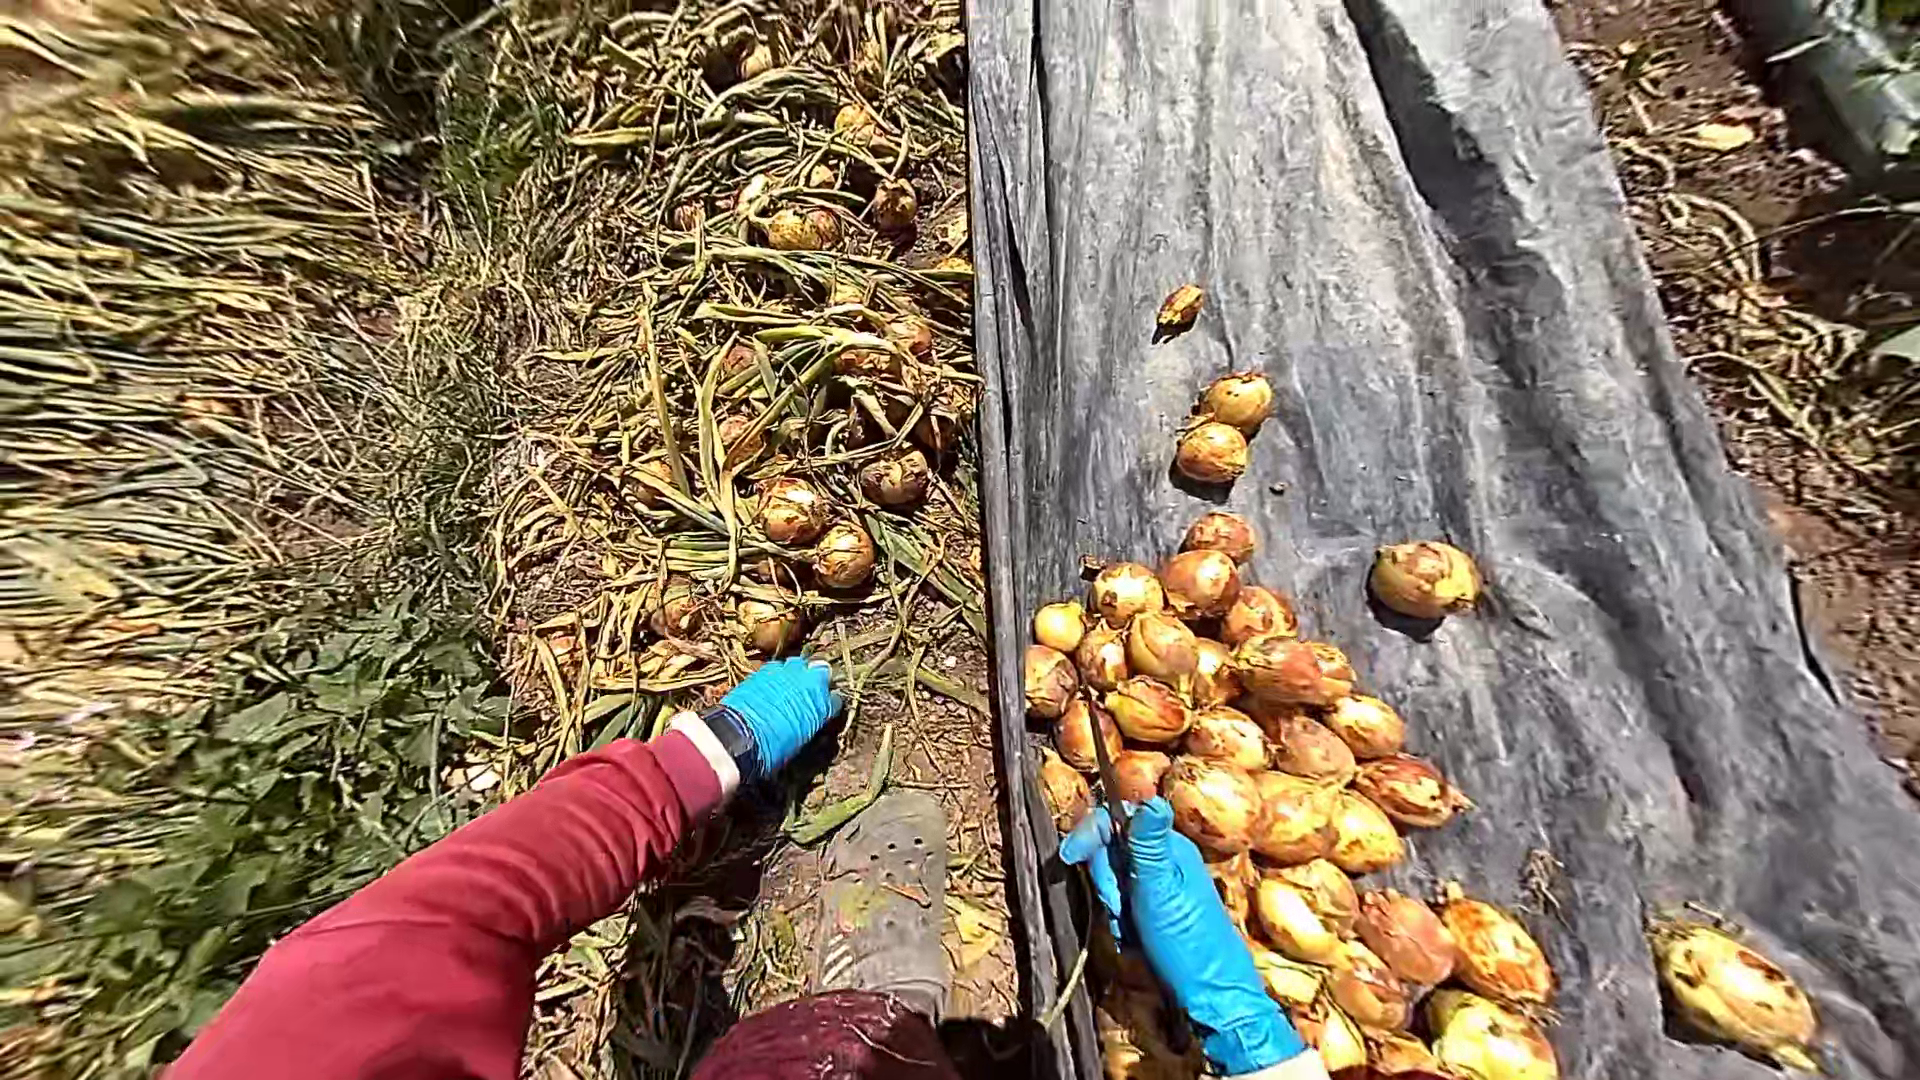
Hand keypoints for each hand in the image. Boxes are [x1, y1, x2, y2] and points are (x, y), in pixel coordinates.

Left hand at [721, 657, 842, 777]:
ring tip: (789, 686)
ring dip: (796, 673)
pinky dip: (777, 675)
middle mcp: (811, 683)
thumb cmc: (772, 748)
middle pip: (822, 671)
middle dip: (817, 678)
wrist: (739, 738)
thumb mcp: (800, 740)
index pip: (836, 699)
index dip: (829, 703)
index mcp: (823, 705)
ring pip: (799, 664)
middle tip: (809, 691)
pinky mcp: (766, 669)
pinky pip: (777, 667)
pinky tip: (770, 686)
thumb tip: (810, 720)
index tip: (824, 709)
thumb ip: (810, 723)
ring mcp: (788, 672)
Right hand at [1061, 798, 1306, 1075]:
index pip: (1116, 817)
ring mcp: (1158, 883)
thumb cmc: (1187, 941)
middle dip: (1105, 877)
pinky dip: (1119, 919)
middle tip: (1118, 906)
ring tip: (1127, 926)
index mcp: (1167, 844)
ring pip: (1112, 876)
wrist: (1214, 1003)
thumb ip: (1149, 841)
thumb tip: (1151, 796)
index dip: (1089, 833)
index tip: (1068, 857)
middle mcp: (1162, 857)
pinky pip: (1121, 901)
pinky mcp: (1153, 908)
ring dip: (1111, 902)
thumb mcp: (1161, 887)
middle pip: (1110, 847)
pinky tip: (1130, 938)